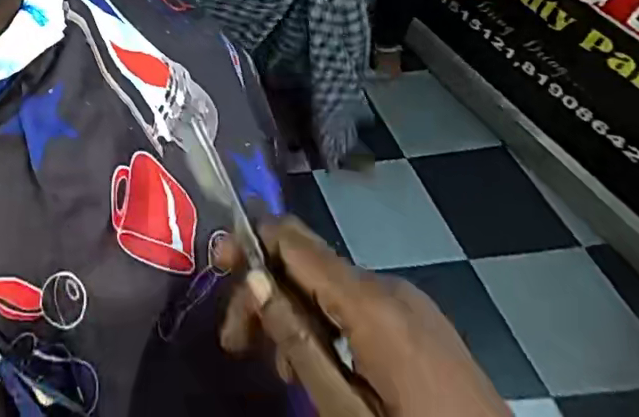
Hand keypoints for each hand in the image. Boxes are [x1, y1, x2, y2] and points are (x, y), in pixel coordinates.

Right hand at [219, 218, 506, 416]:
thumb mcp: (345, 410)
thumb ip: (297, 340)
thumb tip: (252, 278)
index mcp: (370, 302)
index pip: (291, 239)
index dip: (247, 243)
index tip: (215, 270)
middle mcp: (388, 286)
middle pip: (305, 262)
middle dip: (265, 291)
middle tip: (237, 342)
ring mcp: (411, 303)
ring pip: (329, 286)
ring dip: (294, 314)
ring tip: (281, 368)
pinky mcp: (423, 323)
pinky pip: (358, 305)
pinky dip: (327, 324)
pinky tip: (320, 363)